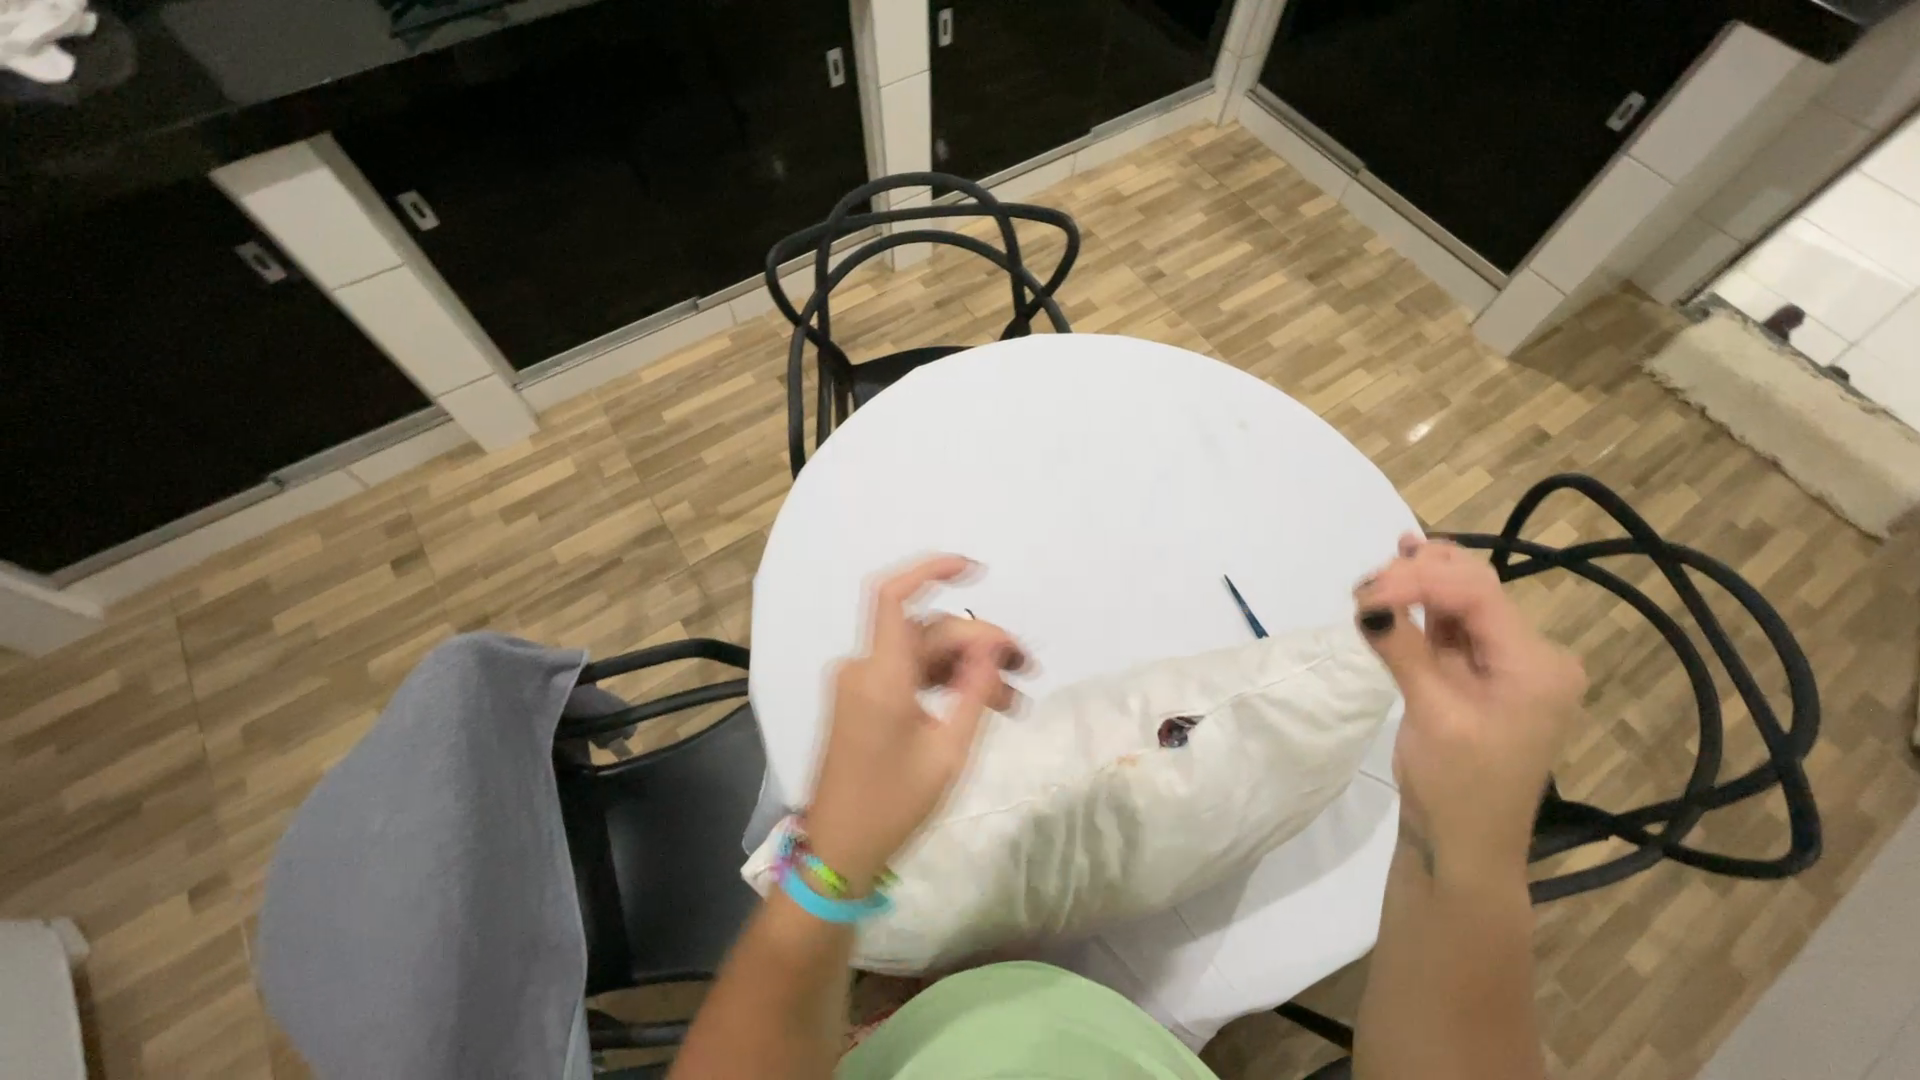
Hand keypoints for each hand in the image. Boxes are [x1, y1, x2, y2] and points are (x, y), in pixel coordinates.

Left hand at [804, 555, 1026, 893]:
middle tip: (1027, 673)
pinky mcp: (862, 702)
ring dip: (966, 668)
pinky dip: (943, 683)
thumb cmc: (893, 805)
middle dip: (980, 644)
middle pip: (928, 631)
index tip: (977, 570)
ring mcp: (859, 685)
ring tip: (1013, 701)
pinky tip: (980, 705)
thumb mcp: (948, 751)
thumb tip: (993, 644)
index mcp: (879, 674)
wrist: (838, 851)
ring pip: (922, 654)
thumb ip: (973, 690)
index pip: (894, 595)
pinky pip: (908, 675)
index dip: (932, 569)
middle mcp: (863, 668)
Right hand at [1355, 535, 1585, 880]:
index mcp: (1536, 664)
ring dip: (1414, 585)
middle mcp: (1531, 654)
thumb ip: (1403, 650)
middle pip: (1474, 586)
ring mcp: (1504, 663)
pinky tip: (1395, 583)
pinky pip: (1450, 626)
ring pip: (1460, 599)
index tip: (1363, 595)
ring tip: (1368, 585)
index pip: (1476, 593)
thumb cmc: (1458, 785)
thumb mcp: (1432, 714)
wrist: (1464, 843)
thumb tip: (1367, 603)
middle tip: (1362, 590)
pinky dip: (1419, 606)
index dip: (1417, 580)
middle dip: (1417, 575)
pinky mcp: (1477, 673)